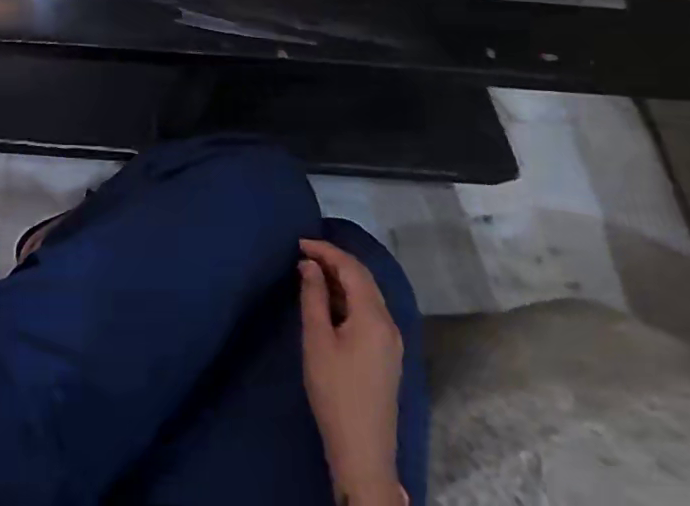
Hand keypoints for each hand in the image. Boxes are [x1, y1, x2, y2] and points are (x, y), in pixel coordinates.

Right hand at [299, 239, 406, 505]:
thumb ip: (313, 297)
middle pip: (364, 280)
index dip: (326, 250)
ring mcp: (391, 341)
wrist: (363, 448)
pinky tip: (327, 301)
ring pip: (367, 296)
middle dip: (335, 261)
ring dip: (341, 279)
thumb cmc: (334, 390)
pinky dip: (347, 298)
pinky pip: (368, 312)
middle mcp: (389, 323)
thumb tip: (310, 265)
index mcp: (374, 317)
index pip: (352, 269)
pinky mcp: (386, 354)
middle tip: (303, 253)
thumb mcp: (316, 339)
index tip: (298, 242)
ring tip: (310, 272)